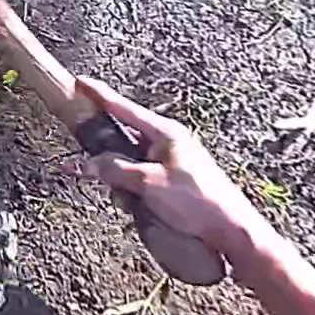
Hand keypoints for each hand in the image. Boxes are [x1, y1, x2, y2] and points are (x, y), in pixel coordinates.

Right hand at [75, 76, 268, 257]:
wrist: (235, 232)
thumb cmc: (198, 202)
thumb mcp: (149, 184)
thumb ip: (116, 170)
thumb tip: (90, 164)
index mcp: (164, 131)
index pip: (123, 107)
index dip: (99, 94)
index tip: (79, 82)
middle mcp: (167, 141)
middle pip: (124, 138)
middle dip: (109, 159)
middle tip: (94, 172)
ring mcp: (171, 159)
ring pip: (132, 162)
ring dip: (123, 181)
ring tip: (129, 202)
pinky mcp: (174, 178)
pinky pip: (143, 176)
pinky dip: (135, 190)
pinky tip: (139, 208)